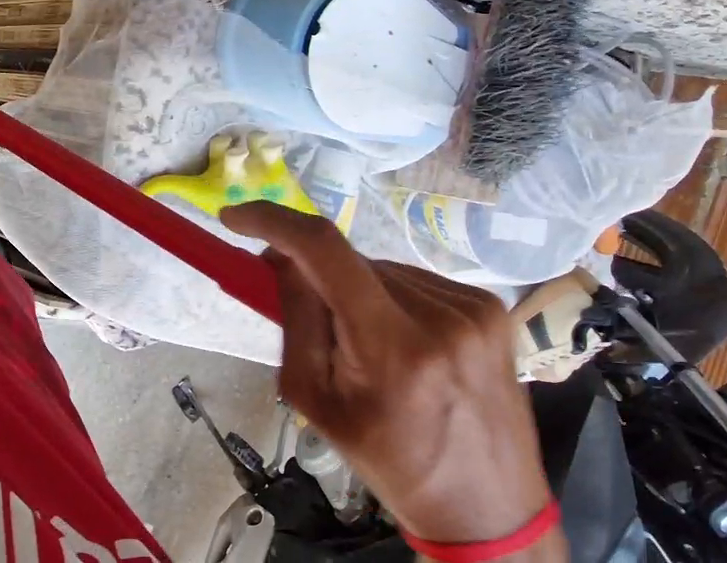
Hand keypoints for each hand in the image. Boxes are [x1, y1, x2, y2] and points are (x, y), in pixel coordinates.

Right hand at [221, 202, 555, 550]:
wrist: (488, 508)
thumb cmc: (388, 459)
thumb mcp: (314, 397)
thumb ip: (295, 320)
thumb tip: (280, 258)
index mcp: (393, 347)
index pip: (324, 250)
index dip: (272, 220)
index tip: (235, 217)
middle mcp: (441, 316)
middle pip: (348, 262)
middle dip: (313, 275)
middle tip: (303, 314)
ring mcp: (474, 310)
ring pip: (379, 268)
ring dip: (353, 288)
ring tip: (362, 342)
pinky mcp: (491, 310)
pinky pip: (413, 281)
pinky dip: (388, 298)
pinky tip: (400, 341)